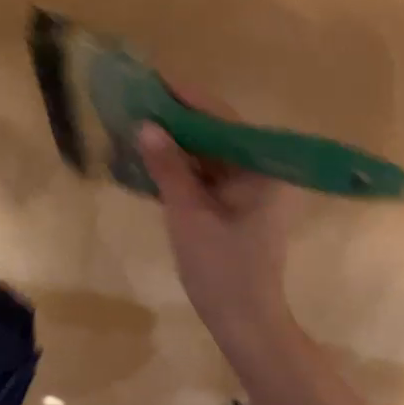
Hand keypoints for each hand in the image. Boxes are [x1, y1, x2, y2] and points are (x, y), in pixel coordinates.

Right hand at [138, 118, 295, 346]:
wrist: (245, 323)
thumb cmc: (221, 269)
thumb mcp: (189, 214)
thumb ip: (168, 167)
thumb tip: (146, 126)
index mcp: (262, 169)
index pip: (223, 121)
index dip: (188, 100)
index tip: (155, 81)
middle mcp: (262, 172)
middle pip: (219, 134)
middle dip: (180, 118)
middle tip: (141, 100)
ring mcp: (251, 191)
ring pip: (212, 154)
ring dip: (180, 142)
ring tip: (141, 121)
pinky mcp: (239, 207)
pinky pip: (209, 175)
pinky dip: (184, 166)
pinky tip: (155, 157)